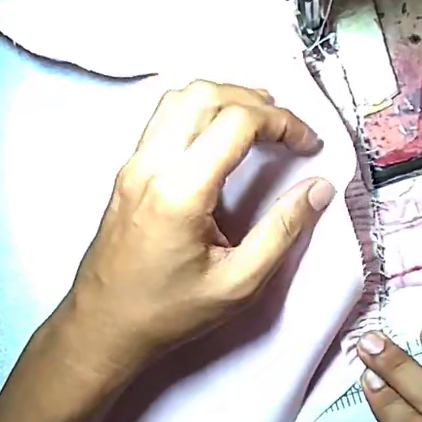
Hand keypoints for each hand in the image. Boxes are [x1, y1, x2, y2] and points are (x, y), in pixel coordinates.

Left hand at [48, 81, 334, 391]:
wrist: (102, 328)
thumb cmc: (169, 312)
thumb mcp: (239, 283)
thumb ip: (283, 231)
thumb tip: (319, 188)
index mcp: (179, 191)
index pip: (236, 121)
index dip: (283, 122)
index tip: (310, 145)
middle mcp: (150, 165)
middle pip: (205, 94)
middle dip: (258, 101)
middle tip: (290, 131)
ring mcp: (134, 164)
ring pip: (181, 96)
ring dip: (228, 98)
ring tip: (263, 125)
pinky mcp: (129, 171)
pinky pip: (166, 116)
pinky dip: (204, 110)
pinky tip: (226, 137)